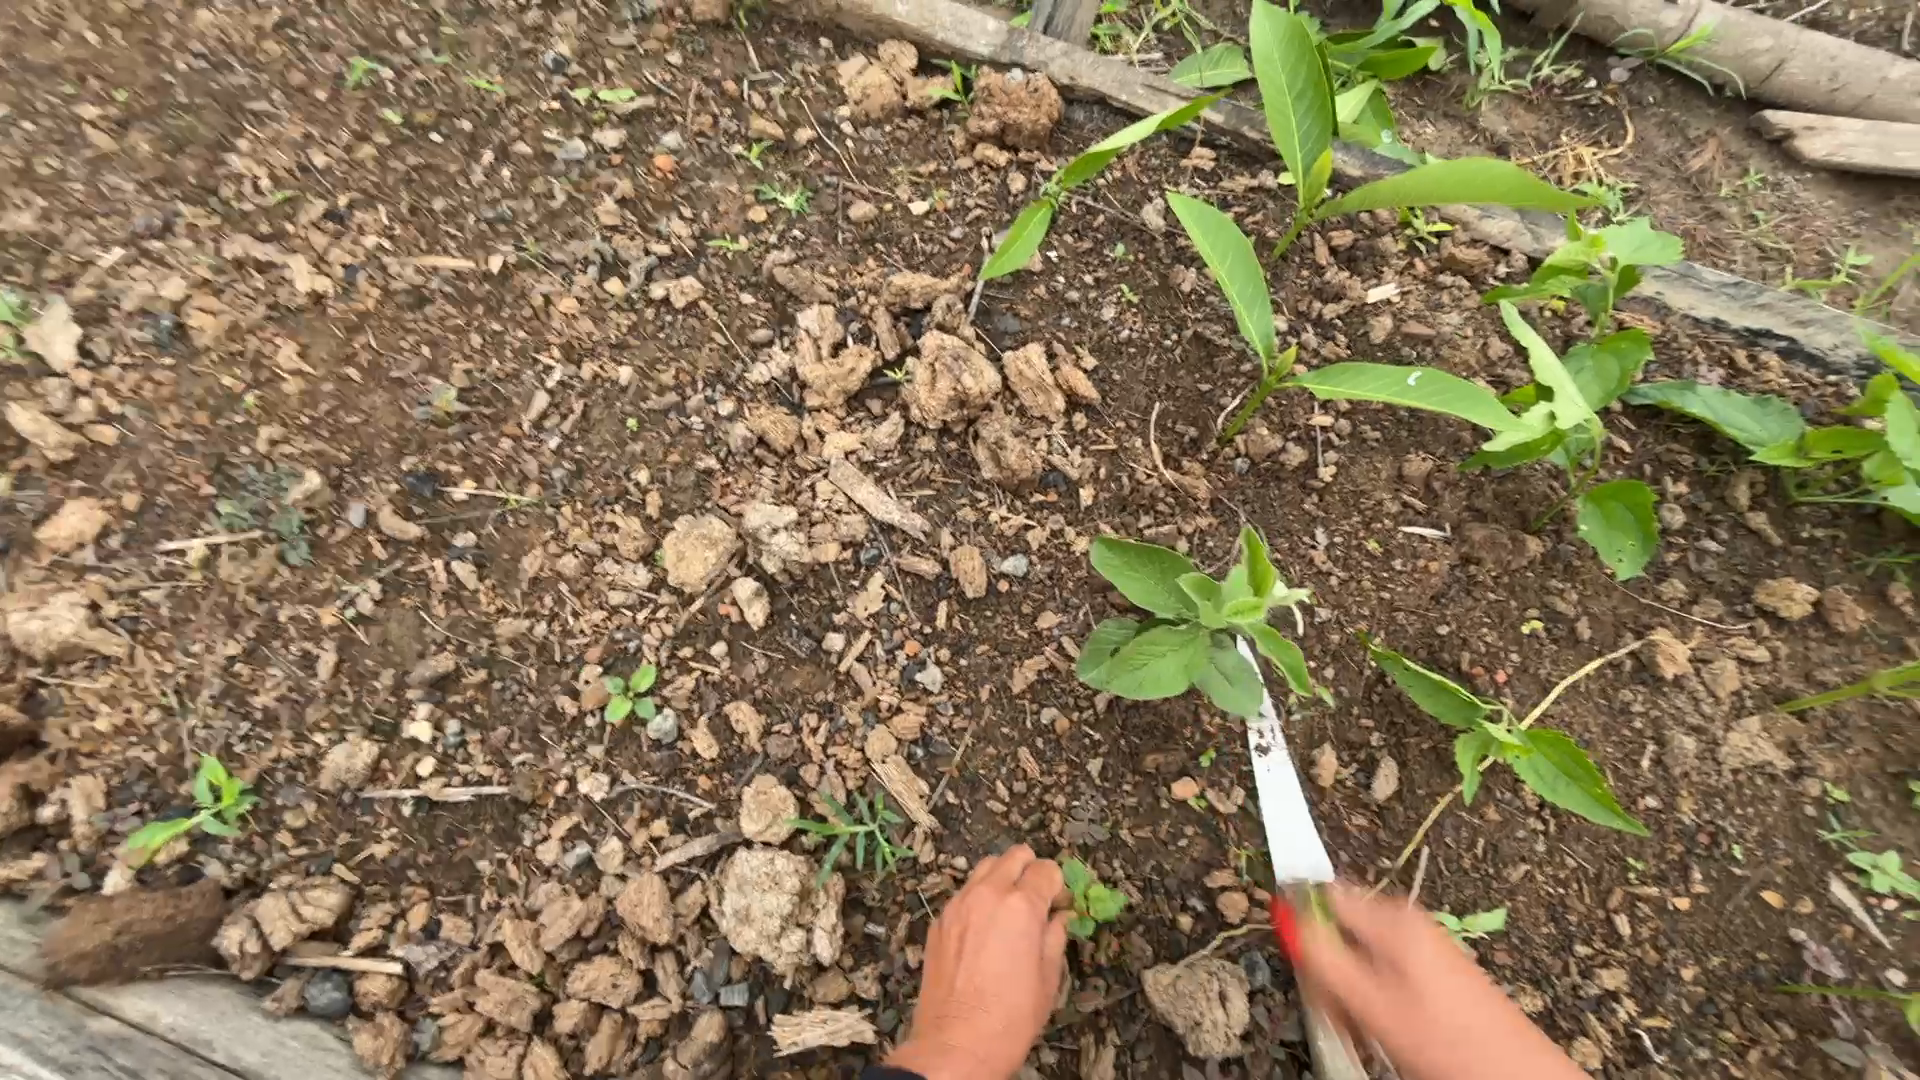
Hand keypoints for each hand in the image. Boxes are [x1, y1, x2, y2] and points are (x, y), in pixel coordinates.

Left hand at [885, 844, 1069, 1079]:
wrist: (955, 1044)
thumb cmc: (1010, 1018)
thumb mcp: (1048, 980)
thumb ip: (1055, 937)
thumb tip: (1059, 916)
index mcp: (1022, 905)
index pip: (1046, 869)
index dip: (1057, 885)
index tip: (1058, 904)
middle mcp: (988, 893)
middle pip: (1015, 855)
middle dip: (1030, 870)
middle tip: (1036, 900)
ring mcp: (959, 902)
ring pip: (986, 867)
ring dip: (1002, 878)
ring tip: (1008, 910)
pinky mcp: (940, 918)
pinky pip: (964, 892)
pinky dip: (979, 898)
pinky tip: (982, 929)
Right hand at [1278, 883, 1587, 1079]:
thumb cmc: (1454, 1044)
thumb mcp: (1373, 1003)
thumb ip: (1323, 956)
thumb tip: (1285, 918)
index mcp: (1391, 917)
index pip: (1321, 895)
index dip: (1300, 923)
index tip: (1299, 961)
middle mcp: (1406, 922)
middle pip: (1339, 929)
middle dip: (1329, 969)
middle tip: (1339, 1010)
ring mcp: (1423, 947)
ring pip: (1359, 957)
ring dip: (1350, 990)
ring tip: (1365, 1027)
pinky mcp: (1435, 974)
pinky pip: (1384, 975)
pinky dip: (1374, 1000)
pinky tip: (1385, 1030)